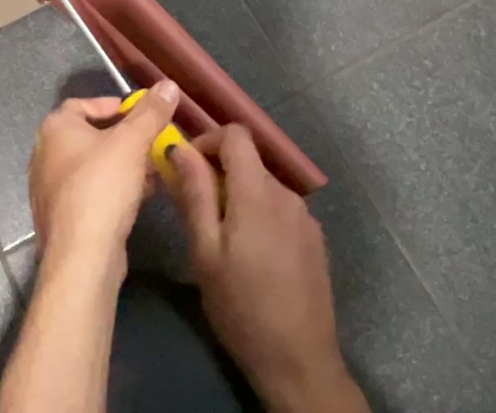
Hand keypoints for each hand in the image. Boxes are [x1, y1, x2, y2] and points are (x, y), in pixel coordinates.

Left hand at [27, 81, 181, 278]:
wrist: (82, 255)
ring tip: (152, 172)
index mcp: (54, 129)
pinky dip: (112, 189)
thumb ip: (151, 112)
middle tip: (151, 144)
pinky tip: (138, 198)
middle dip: (123, 139)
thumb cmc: (102, 187)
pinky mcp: (60, 216)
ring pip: (92, 166)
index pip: (81, 104)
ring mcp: (49, 187)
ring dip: (122, 165)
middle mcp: (44, 154)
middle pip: (89, 136)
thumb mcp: (132, 142)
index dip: (112, 106)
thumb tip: (168, 84)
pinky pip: (90, 192)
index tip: (139, 114)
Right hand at [168, 125, 368, 412]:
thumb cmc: (241, 306)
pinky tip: (251, 256)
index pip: (236, 134)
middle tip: (196, 211)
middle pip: (249, 161)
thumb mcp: (205, 251)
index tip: (187, 168)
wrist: (299, 361)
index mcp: (257, 192)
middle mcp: (287, 195)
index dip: (208, 140)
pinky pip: (280, 210)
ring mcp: (305, 218)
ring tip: (221, 240)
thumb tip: (180, 148)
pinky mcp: (315, 239)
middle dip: (219, 174)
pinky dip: (259, 215)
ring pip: (263, 186)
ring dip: (239, 197)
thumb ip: (195, 193)